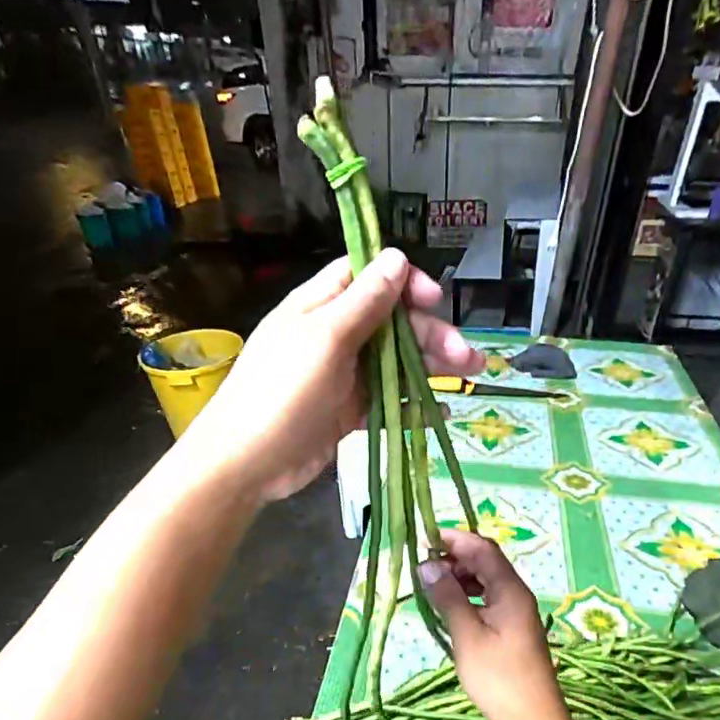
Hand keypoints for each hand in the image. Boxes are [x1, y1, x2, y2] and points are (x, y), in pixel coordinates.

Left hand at [177, 248, 483, 500]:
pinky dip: (414, 404)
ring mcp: (345, 376)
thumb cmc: (282, 392)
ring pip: (398, 362)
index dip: (405, 283)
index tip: (436, 299)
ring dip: (433, 367)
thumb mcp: (325, 339)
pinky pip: (390, 401)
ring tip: (470, 376)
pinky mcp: (351, 411)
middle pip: (394, 324)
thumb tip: (396, 257)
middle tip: (468, 356)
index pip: (369, 278)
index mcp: (322, 307)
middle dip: (433, 334)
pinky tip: (439, 412)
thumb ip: (364, 302)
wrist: (248, 462)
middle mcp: (336, 336)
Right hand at [420, 530, 580, 719]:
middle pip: (485, 562)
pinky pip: (487, 602)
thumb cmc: (499, 679)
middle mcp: (516, 594)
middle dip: (454, 558)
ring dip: (459, 579)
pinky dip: (467, 599)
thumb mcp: (467, 636)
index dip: (454, 538)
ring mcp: (515, 613)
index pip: (482, 548)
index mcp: (510, 589)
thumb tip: (428, 565)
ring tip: (430, 588)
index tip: (423, 538)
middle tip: (421, 567)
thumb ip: (448, 598)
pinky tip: (447, 611)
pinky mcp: (511, 631)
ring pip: (486, 582)